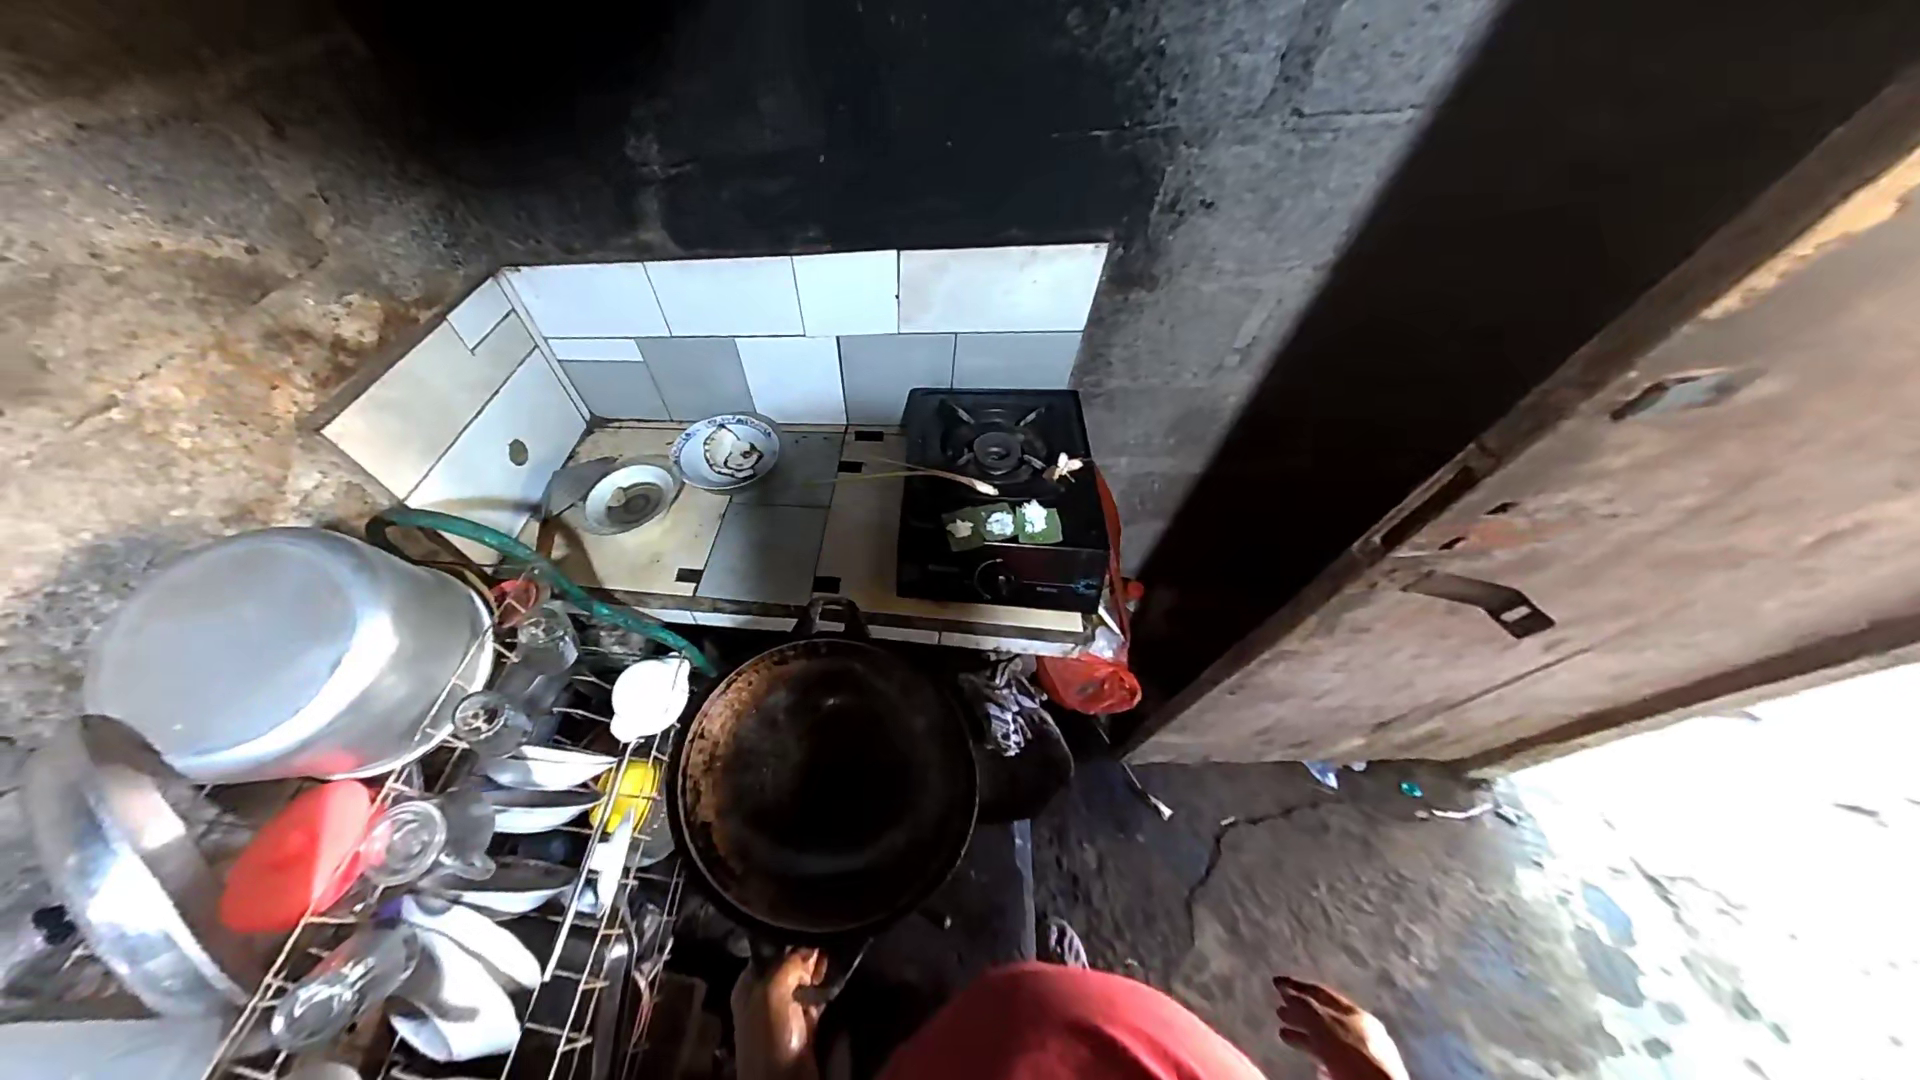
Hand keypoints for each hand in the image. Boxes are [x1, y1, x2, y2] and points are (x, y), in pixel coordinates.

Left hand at [732, 949, 827, 1079]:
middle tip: (824, 944)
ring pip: (805, 977)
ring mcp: (785, 1009)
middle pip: (790, 961)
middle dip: (807, 952)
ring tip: (830, 958)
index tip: (809, 930)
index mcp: (749, 984)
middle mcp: (765, 993)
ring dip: (818, 968)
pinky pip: (817, 994)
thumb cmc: (769, 1039)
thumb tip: (808, 945)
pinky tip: (834, 974)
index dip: (789, 938)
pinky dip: (826, 985)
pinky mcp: (805, 1023)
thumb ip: (787, 963)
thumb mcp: (772, 993)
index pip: (770, 949)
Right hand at [1273, 975, 1408, 1079]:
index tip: (1275, 982)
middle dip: (1299, 1013)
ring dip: (1304, 1037)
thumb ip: (1304, 1007)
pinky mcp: (1361, 1077)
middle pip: (1323, 1017)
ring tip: (1283, 1035)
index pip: (1321, 992)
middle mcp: (1363, 1032)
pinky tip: (1312, 1065)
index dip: (1295, 985)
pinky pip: (1335, 1062)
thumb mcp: (1324, 1025)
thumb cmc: (1353, 1056)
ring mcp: (1364, 1057)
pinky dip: (1319, 1058)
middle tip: (1278, 1011)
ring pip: (1328, 1041)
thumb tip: (1286, 992)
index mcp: (1356, 1014)